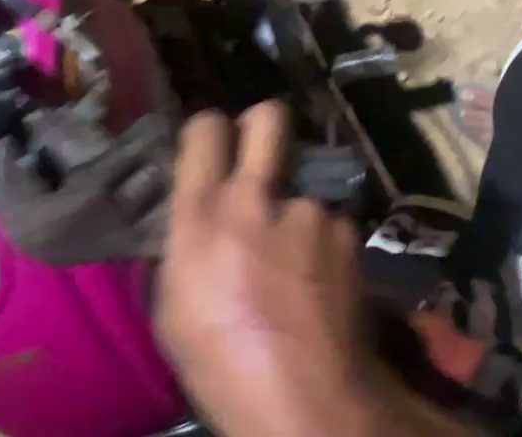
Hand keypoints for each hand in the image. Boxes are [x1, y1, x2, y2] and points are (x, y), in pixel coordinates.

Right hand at [156, 103, 480, 436]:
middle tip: (264, 150)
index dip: (211, 129)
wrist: (303, 404)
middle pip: (267, 119)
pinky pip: (331, 223)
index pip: (205, 129)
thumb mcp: (174, 306)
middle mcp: (254, 198)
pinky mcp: (347, 233)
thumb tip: (196, 217)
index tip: (215, 142)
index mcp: (201, 215)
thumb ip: (186, 243)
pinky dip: (326, 244)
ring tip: (297, 261)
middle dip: (264, 124)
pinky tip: (323, 282)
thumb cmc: (219, 365)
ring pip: (304, 186)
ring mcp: (308, 212)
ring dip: (299, 212)